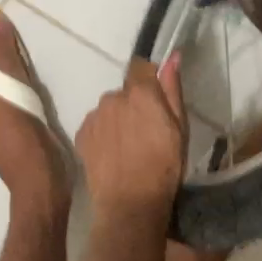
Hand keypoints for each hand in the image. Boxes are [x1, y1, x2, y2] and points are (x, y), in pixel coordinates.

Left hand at [77, 54, 187, 220]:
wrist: (130, 203)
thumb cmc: (164, 167)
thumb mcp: (180, 128)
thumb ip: (173, 90)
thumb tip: (172, 57)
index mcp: (140, 93)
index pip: (141, 67)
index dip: (149, 79)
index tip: (156, 98)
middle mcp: (113, 97)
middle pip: (125, 92)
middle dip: (134, 104)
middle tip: (146, 131)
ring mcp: (94, 116)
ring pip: (109, 109)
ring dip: (118, 119)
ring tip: (128, 147)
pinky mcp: (81, 134)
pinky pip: (96, 125)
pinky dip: (104, 134)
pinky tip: (113, 154)